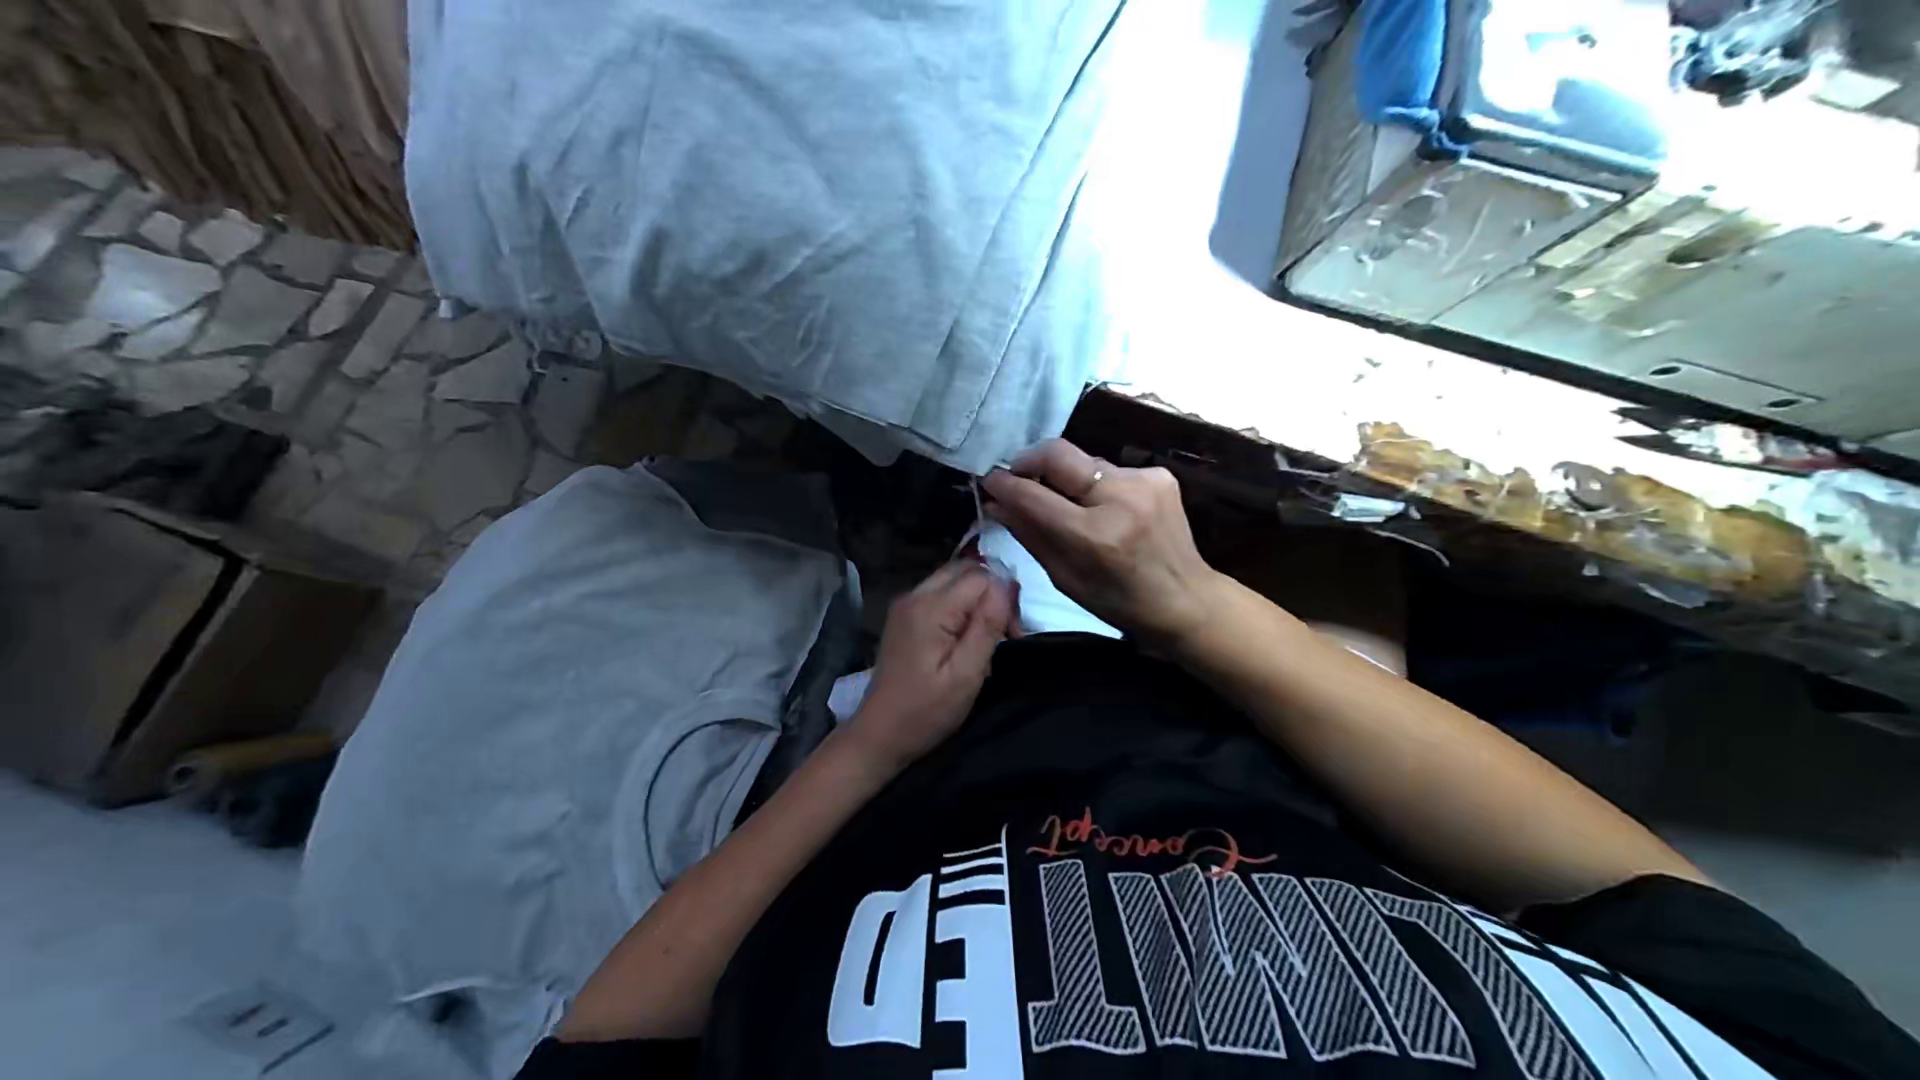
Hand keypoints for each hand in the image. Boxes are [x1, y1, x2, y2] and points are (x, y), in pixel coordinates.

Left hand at [842, 560, 1017, 771]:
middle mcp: (914, 595)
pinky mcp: (904, 615)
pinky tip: (963, 637)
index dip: (1004, 601)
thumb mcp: (966, 675)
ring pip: (953, 579)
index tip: (1011, 638)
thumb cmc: (926, 711)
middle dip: (992, 593)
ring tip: (985, 638)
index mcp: (930, 608)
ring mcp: (906, 603)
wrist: (880, 733)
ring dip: (977, 599)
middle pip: (966, 570)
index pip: (982, 578)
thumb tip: (1007, 584)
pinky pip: (941, 593)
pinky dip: (960, 606)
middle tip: (1003, 634)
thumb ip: (987, 626)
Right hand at [981, 439, 1226, 646]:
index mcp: (1093, 535)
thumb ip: (1029, 534)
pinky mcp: (1159, 475)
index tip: (989, 480)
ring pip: (1084, 461)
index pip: (1033, 495)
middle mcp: (1119, 497)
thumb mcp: (1064, 577)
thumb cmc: (1117, 600)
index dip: (1004, 484)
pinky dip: (1095, 484)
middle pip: (1057, 454)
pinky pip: (1110, 470)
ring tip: (1062, 499)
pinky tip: (1101, 506)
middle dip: (1029, 461)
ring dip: (1064, 476)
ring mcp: (1143, 481)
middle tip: (1016, 476)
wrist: (1184, 599)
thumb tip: (996, 504)